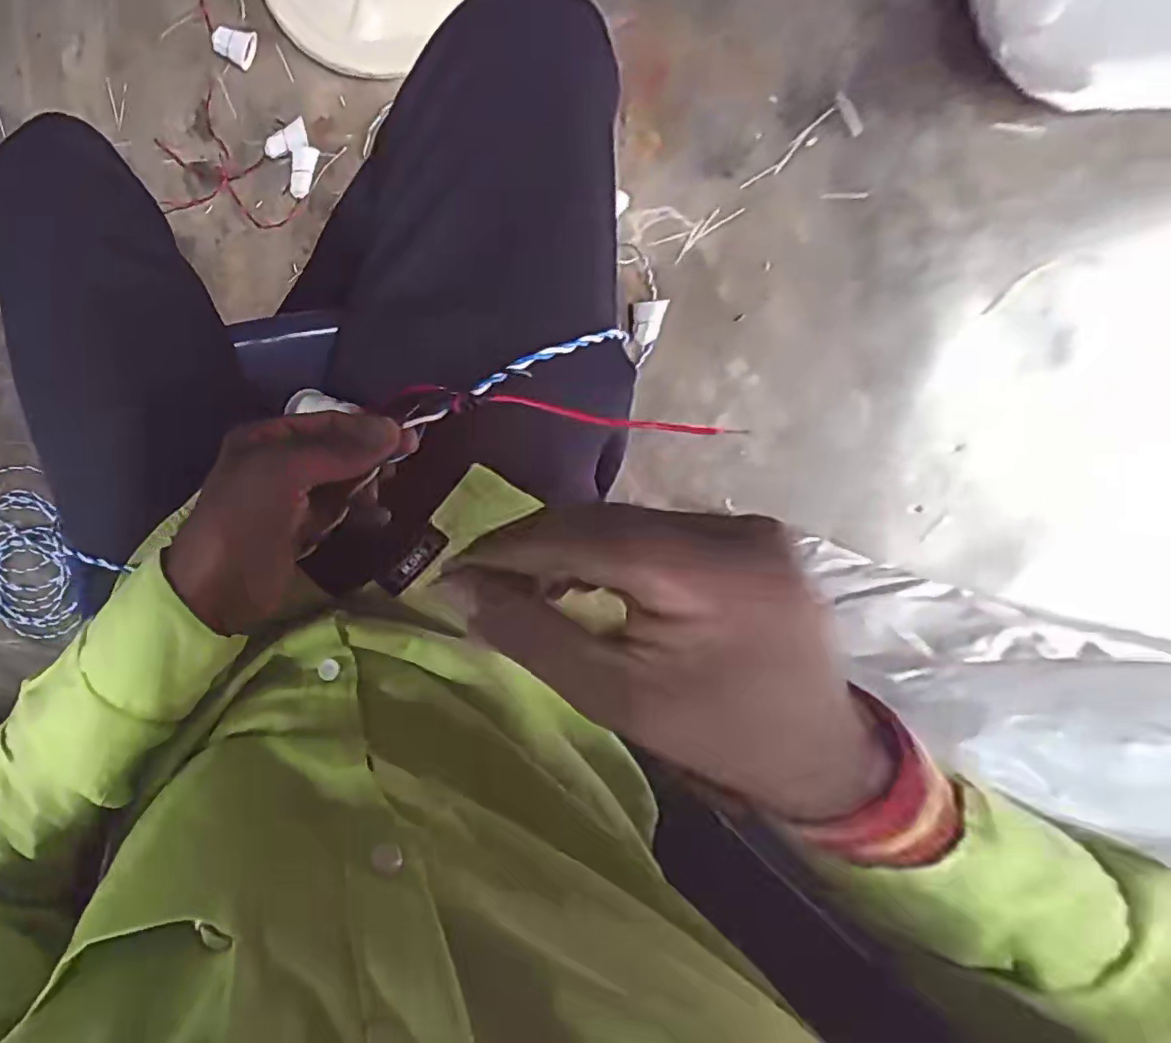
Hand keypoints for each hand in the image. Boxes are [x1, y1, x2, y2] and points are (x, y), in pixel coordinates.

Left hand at [165, 412, 412, 634]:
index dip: (364, 426)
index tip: (405, 435)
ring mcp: (288, 500)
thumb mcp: (285, 471)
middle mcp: (276, 464)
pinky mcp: (298, 533)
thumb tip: (392, 429)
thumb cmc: (244, 517)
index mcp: (265, 440)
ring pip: (338, 483)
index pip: (324, 423)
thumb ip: (337, 450)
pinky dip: (353, 514)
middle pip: (334, 452)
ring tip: (379, 498)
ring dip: (362, 487)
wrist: (216, 587)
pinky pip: (334, 513)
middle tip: (402, 464)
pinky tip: (374, 518)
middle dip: (366, 457)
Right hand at [444, 504, 893, 821]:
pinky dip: (593, 549)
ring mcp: (741, 526)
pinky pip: (641, 528)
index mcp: (710, 574)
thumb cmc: (711, 734)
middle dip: (524, 548)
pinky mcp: (739, 533)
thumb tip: (455, 587)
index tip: (452, 570)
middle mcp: (732, 531)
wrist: (823, 756)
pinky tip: (570, 578)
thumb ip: (526, 632)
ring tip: (515, 584)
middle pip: (596, 520)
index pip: (581, 536)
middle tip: (474, 580)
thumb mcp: (607, 694)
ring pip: (614, 520)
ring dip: (555, 547)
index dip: (506, 548)